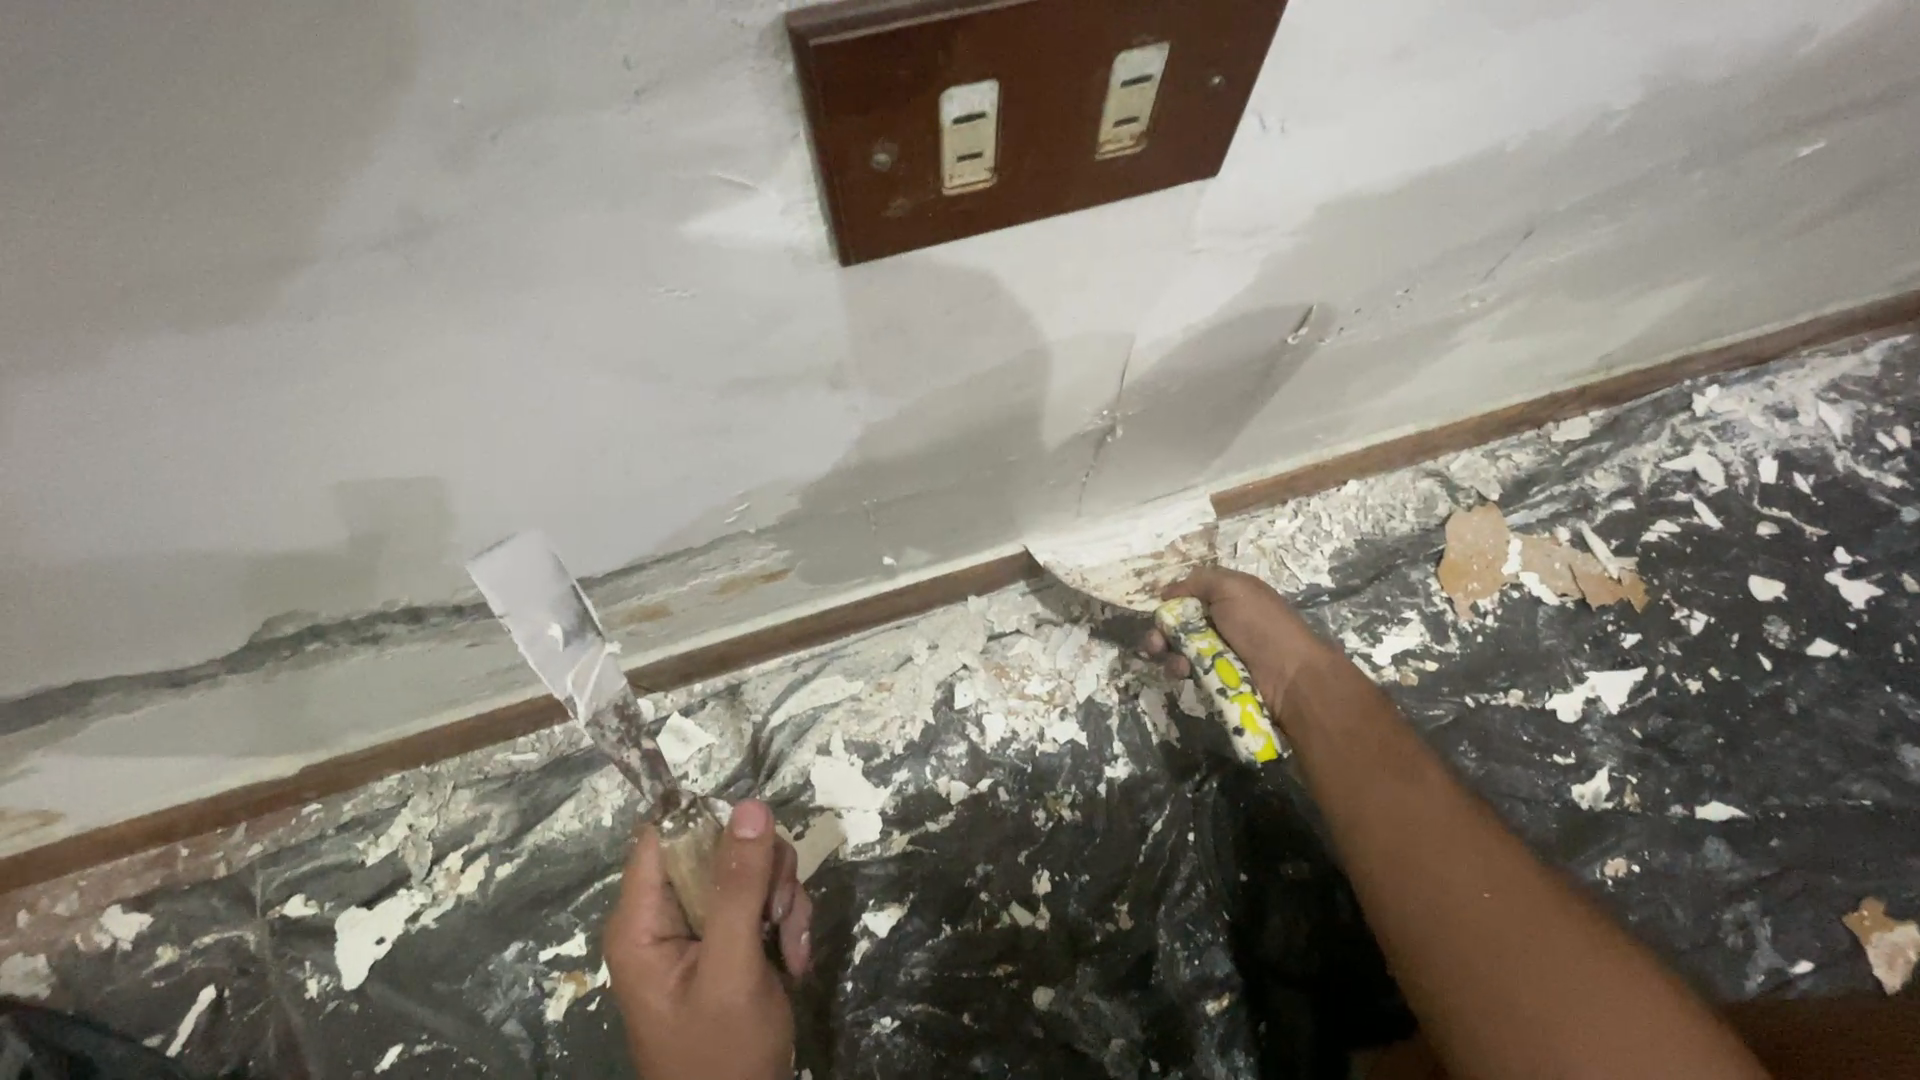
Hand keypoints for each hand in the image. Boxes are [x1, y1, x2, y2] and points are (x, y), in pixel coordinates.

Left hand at [605, 800, 812, 1079]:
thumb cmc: (721, 1054)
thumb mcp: (732, 969)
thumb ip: (739, 888)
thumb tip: (750, 805)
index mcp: (642, 920)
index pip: (665, 834)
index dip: (710, 825)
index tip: (756, 840)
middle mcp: (666, 915)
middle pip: (718, 846)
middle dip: (762, 872)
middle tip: (776, 914)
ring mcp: (700, 928)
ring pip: (750, 870)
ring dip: (782, 900)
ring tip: (790, 947)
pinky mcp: (729, 940)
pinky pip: (764, 900)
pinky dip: (788, 922)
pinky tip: (795, 960)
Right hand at [1141, 567, 1334, 708]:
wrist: (1288, 675)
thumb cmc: (1260, 624)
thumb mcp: (1232, 587)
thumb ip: (1198, 581)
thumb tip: (1167, 591)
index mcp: (1229, 595)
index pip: (1191, 593)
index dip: (1172, 599)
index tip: (1159, 606)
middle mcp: (1221, 620)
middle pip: (1178, 621)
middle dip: (1161, 629)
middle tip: (1154, 641)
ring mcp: (1217, 649)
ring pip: (1177, 646)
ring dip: (1166, 650)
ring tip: (1167, 657)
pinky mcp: (1214, 675)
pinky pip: (1186, 668)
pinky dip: (1179, 668)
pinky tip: (1183, 671)